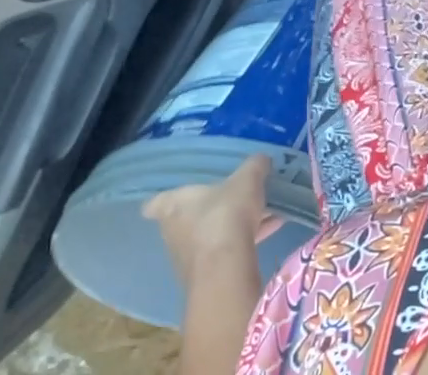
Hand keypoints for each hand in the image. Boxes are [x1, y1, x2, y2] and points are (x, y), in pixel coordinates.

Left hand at [142, 153, 282, 285]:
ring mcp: (186, 253)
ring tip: (265, 212)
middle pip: (188, 216)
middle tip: (238, 198)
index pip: (154, 203)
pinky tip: (273, 227)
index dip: (167, 197)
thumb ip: (254, 166)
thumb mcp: (248, 179)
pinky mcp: (203, 269)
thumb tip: (260, 159)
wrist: (224, 262)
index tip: (185, 193)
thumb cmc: (226, 212)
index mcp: (172, 206)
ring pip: (209, 233)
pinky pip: (224, 248)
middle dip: (212, 209)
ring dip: (232, 224)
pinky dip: (244, 238)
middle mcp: (172, 230)